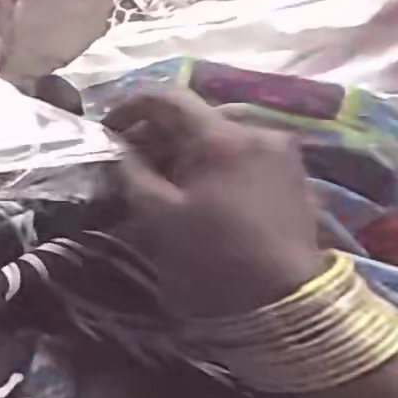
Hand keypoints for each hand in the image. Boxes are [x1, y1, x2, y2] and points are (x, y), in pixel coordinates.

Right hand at [107, 89, 325, 317]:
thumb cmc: (213, 253)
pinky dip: (208, 158)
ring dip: (181, 146)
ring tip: (159, 175)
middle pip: (192, 114)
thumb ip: (131, 172)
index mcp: (220, 137)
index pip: (166, 98)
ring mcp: (279, 150)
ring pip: (215, 132)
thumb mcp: (156, 213)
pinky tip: (194, 186)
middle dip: (154, 131)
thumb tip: (116, 149)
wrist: (284, 299)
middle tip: (127, 159)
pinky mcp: (290, 171)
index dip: (128, 108)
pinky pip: (238, 149)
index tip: (106, 131)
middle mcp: (256, 131)